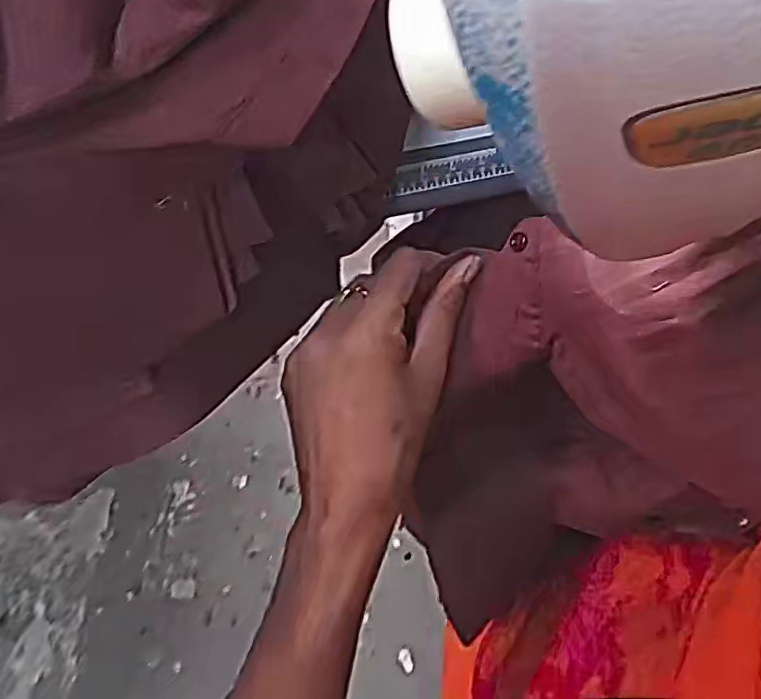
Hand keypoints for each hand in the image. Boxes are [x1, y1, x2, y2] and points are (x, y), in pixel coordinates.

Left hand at [281, 248, 480, 543]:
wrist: (347, 499)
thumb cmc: (391, 448)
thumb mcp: (429, 371)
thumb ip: (445, 310)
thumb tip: (464, 270)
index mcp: (364, 330)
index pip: (400, 265)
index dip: (432, 262)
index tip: (451, 272)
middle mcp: (326, 331)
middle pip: (374, 280)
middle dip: (408, 286)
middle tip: (436, 307)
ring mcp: (306, 348)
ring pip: (352, 299)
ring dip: (381, 305)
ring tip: (407, 336)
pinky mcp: (296, 365)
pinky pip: (331, 325)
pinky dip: (356, 327)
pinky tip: (377, 355)